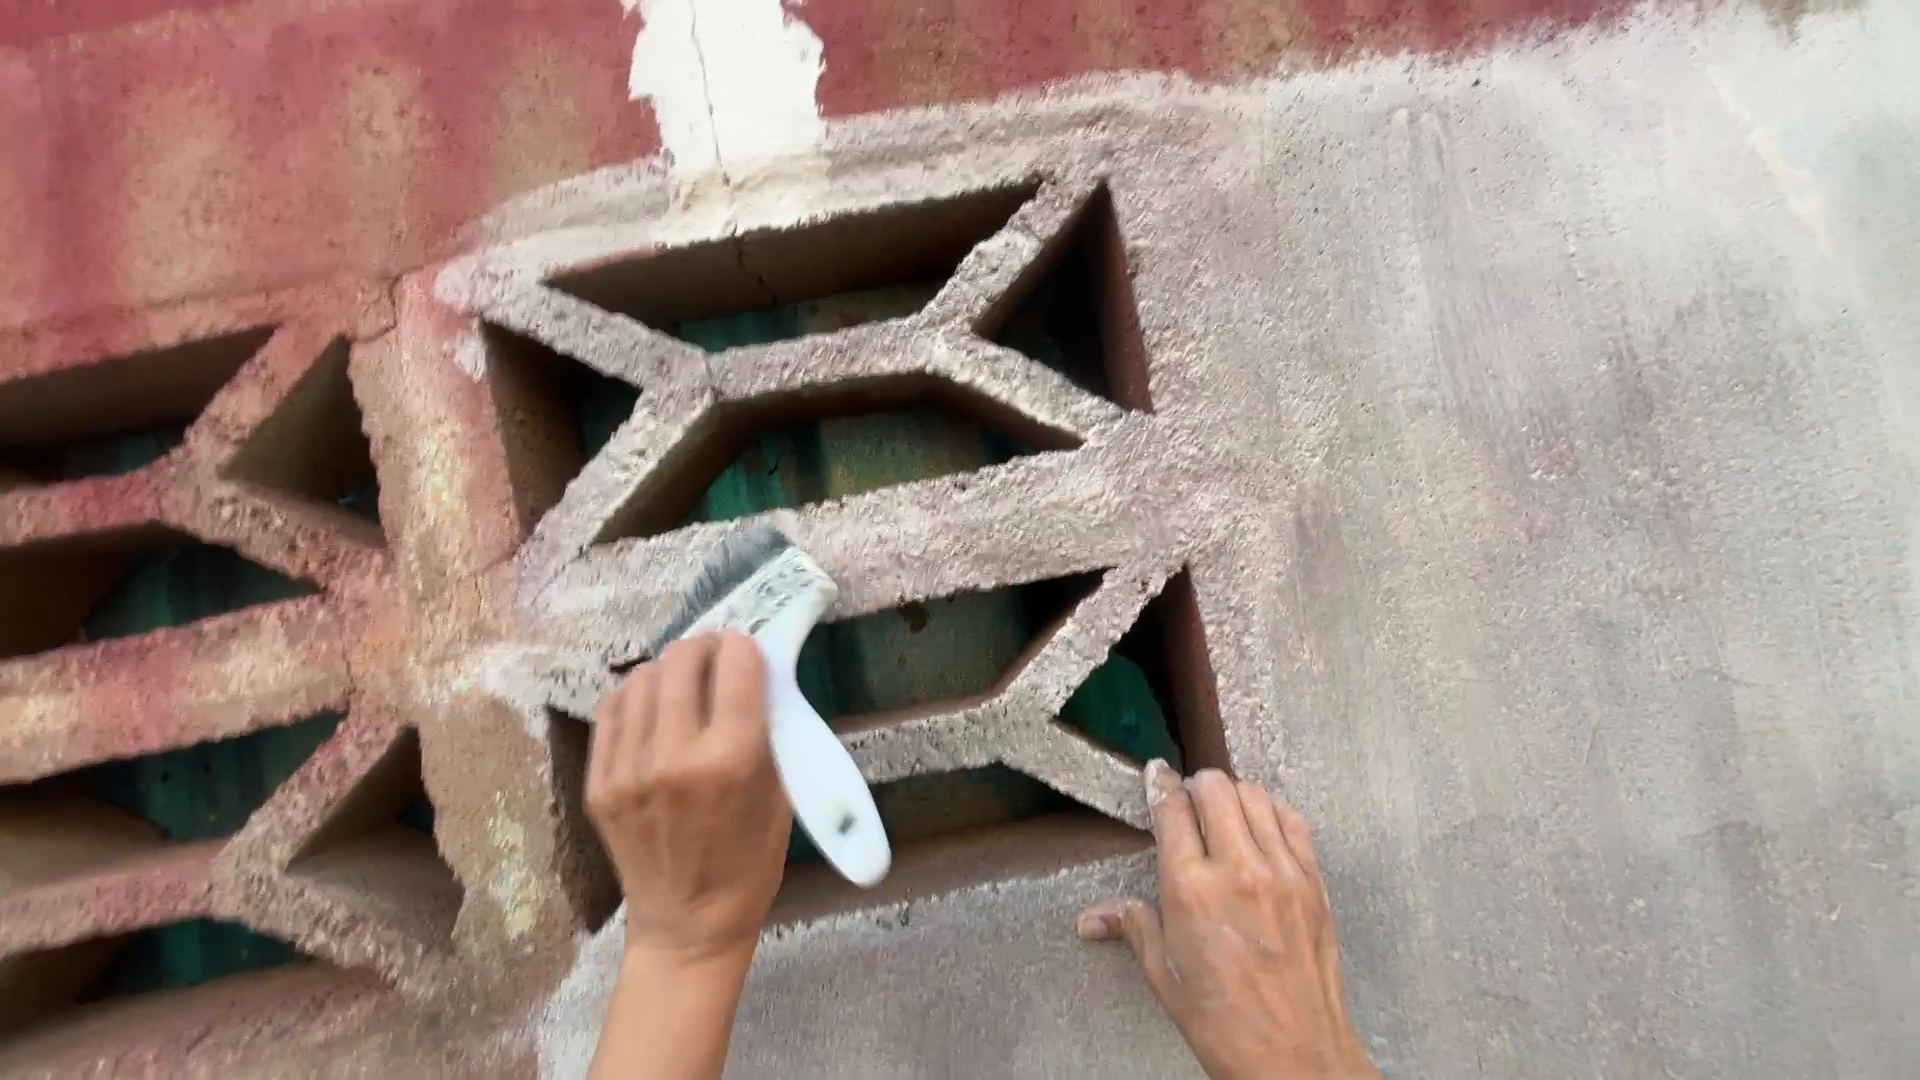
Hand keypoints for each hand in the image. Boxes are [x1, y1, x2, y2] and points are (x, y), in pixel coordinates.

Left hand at [586, 631, 791, 964]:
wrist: (688, 925)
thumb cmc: (752, 860)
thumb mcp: (782, 792)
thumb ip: (769, 729)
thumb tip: (757, 673)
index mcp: (731, 759)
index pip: (737, 666)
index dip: (746, 646)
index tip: (750, 647)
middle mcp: (674, 756)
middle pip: (683, 660)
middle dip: (708, 647)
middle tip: (719, 656)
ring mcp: (628, 770)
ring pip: (645, 676)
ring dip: (672, 668)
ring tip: (687, 679)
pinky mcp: (598, 783)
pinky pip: (613, 708)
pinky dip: (638, 694)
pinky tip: (656, 703)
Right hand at [1077, 762, 1375, 1079]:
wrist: (1299, 1061)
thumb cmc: (1226, 1025)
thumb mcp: (1165, 975)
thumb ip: (1133, 926)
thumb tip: (1091, 918)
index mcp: (1191, 890)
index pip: (1172, 808)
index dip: (1159, 785)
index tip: (1155, 776)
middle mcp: (1237, 870)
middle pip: (1215, 788)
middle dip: (1195, 785)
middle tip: (1188, 800)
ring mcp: (1281, 872)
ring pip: (1255, 794)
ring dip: (1233, 795)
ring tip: (1223, 813)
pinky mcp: (1314, 882)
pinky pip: (1293, 820)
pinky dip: (1273, 812)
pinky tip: (1261, 828)